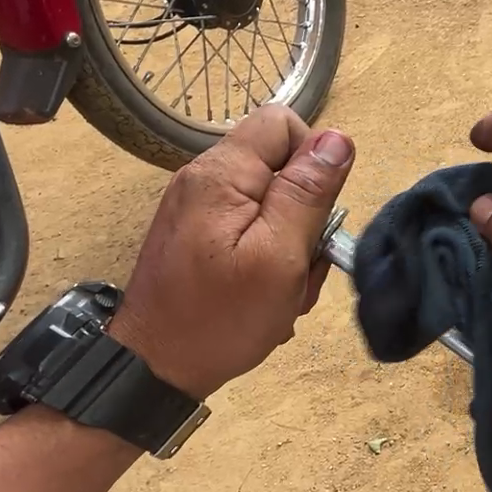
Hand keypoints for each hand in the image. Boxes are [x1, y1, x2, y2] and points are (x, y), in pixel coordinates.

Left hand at [106, 106, 353, 398]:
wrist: (153, 369)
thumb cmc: (221, 317)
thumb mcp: (280, 255)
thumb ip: (308, 193)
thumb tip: (338, 139)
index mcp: (222, 174)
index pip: (284, 123)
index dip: (314, 159)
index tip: (315, 212)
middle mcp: (205, 178)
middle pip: (283, 165)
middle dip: (307, 214)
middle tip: (300, 264)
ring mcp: (200, 207)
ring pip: (275, 201)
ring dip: (294, 243)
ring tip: (285, 286)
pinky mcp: (200, 233)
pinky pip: (255, 227)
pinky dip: (273, 256)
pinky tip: (269, 290)